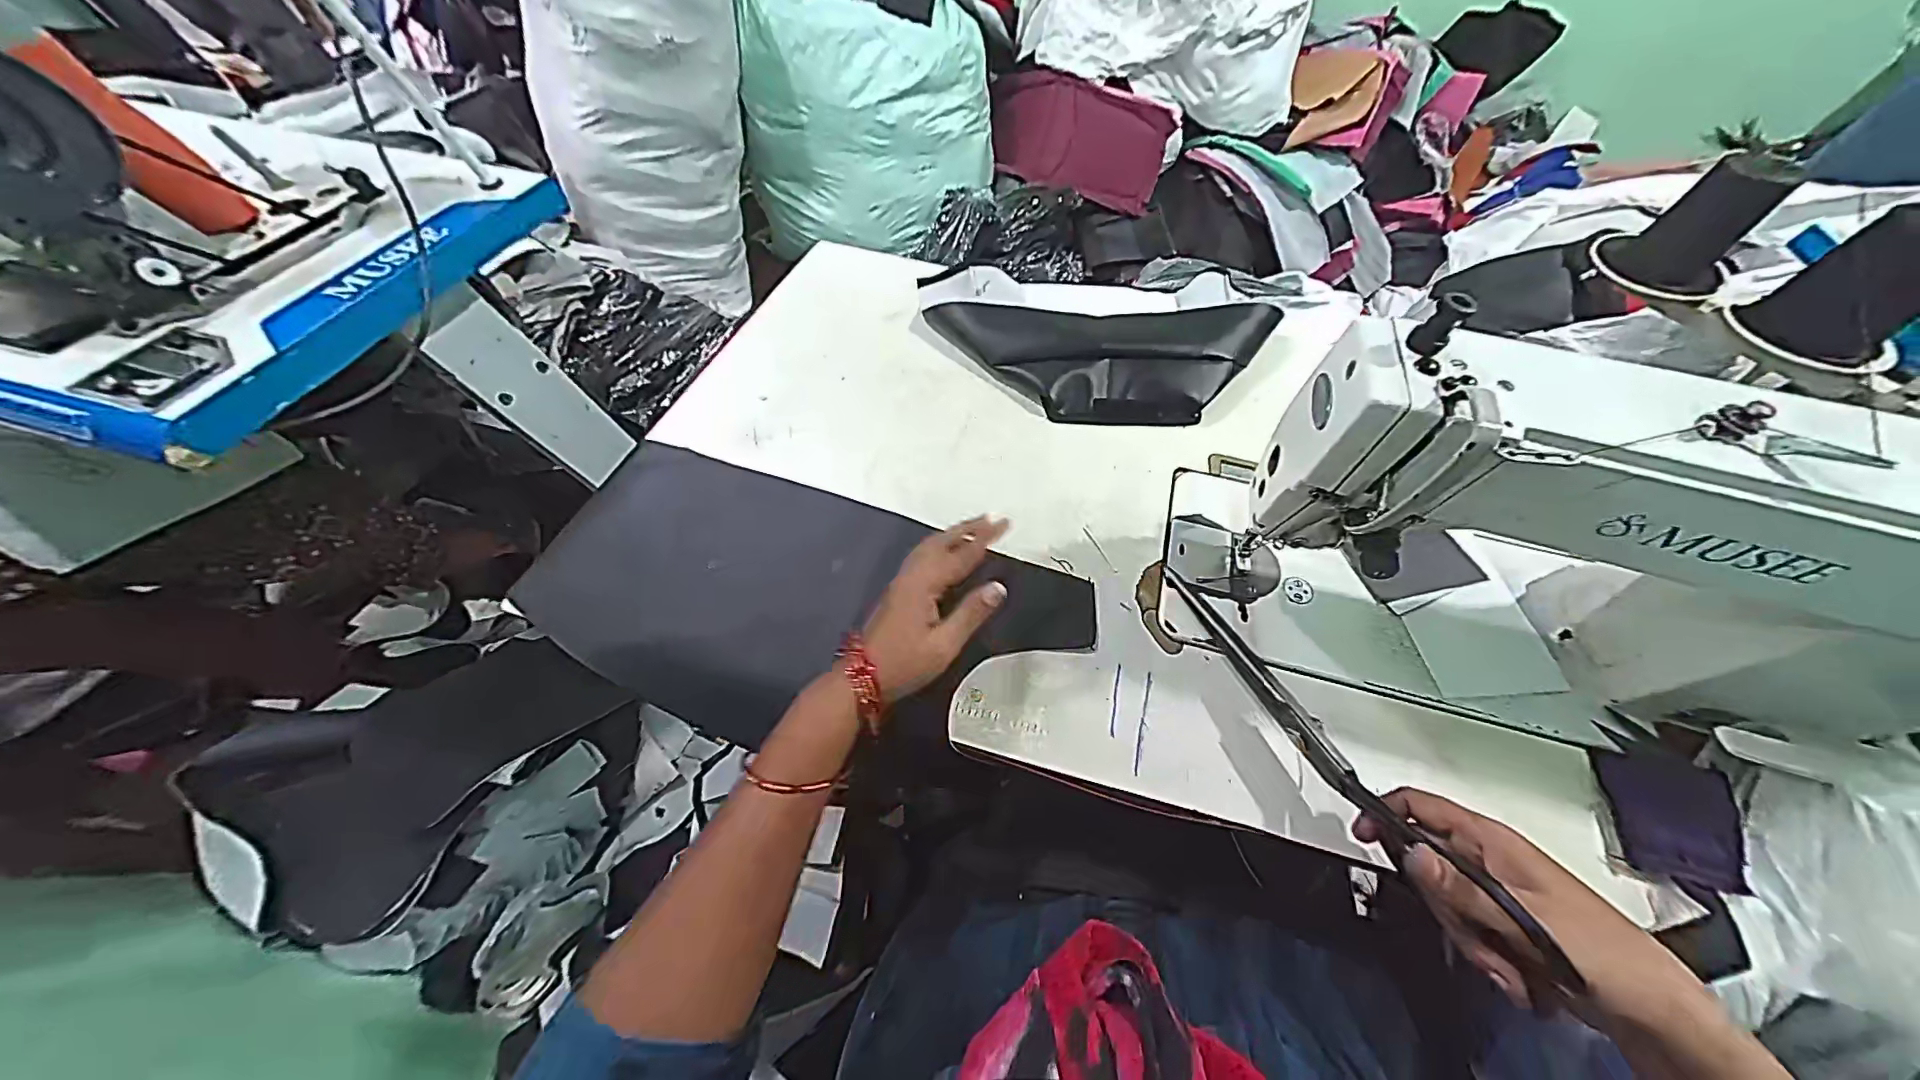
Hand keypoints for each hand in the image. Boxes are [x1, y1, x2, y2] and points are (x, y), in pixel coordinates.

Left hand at [860, 516, 1010, 701]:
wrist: (862, 676)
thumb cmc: (905, 663)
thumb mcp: (944, 645)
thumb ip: (971, 613)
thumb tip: (998, 587)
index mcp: (924, 584)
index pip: (960, 555)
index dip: (984, 539)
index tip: (1003, 524)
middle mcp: (911, 576)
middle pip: (941, 543)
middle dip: (967, 529)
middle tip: (991, 518)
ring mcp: (902, 582)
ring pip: (929, 547)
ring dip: (952, 535)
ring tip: (973, 529)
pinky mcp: (898, 591)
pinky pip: (923, 557)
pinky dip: (940, 546)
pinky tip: (947, 553)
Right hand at [1353, 789, 1701, 1022]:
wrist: (1656, 1013)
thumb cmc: (1607, 956)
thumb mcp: (1524, 919)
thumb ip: (1460, 887)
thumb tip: (1410, 851)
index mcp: (1494, 843)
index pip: (1421, 805)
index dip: (1386, 812)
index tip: (1363, 831)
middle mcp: (1491, 862)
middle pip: (1426, 864)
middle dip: (1444, 909)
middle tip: (1473, 934)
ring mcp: (1497, 893)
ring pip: (1444, 904)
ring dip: (1469, 942)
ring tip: (1507, 966)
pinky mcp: (1504, 924)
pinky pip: (1466, 931)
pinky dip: (1484, 958)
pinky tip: (1516, 976)